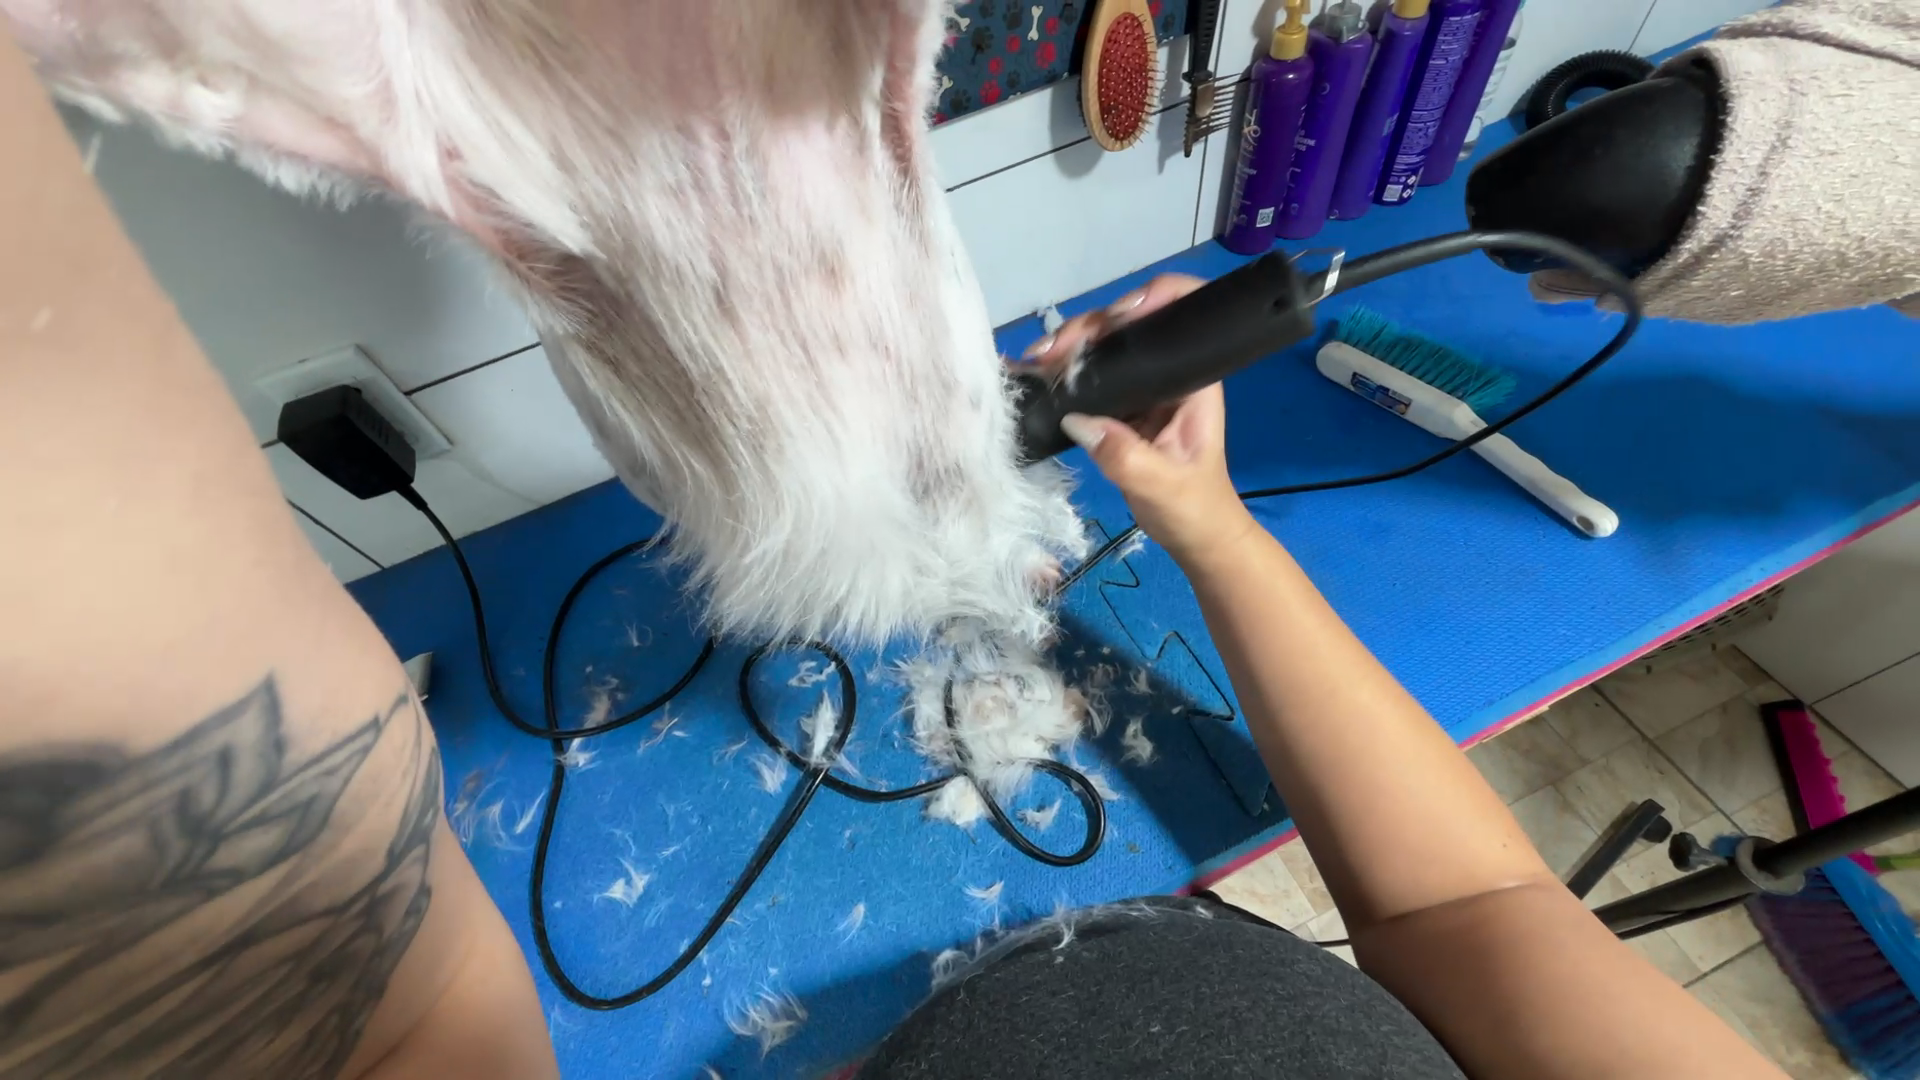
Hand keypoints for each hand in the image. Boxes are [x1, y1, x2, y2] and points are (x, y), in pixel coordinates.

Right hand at [1021, 274, 1257, 567]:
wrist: (1192, 536)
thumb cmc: (1194, 509)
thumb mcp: (1162, 486)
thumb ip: (1125, 456)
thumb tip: (1077, 420)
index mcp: (1193, 381)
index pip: (1183, 317)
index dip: (1152, 300)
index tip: (1113, 317)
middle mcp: (1168, 376)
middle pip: (1128, 330)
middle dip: (1088, 330)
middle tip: (1048, 351)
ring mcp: (1141, 391)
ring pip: (1103, 353)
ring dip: (1068, 352)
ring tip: (1033, 362)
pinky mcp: (1118, 411)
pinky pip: (1088, 384)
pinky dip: (1062, 379)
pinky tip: (1034, 379)